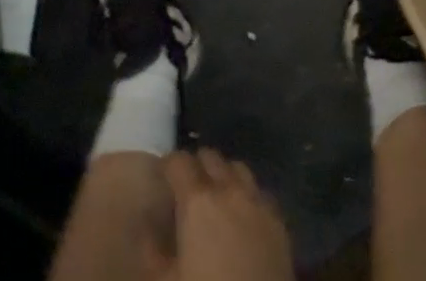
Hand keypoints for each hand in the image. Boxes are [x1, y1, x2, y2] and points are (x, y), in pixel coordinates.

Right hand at [162, 149, 294, 280]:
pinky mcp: (278, 218)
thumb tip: (147, 223)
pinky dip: (246, 192)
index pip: (179, 161)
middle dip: (196, 164)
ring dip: (223, 173)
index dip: (168, 165)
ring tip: (214, 194)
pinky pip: (259, 190)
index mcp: (197, 201)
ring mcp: (259, 201)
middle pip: (211, 157)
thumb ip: (151, 248)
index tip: (161, 176)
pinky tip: (240, 213)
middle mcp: (230, 190)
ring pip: (238, 168)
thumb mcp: (164, 280)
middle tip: (185, 185)